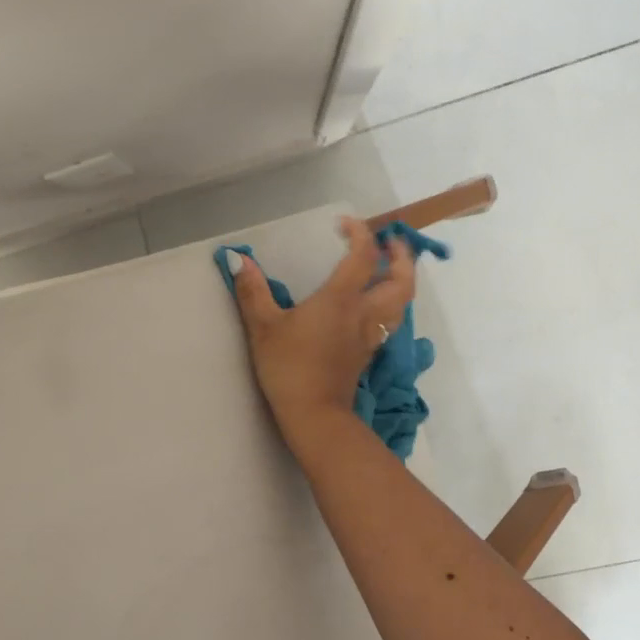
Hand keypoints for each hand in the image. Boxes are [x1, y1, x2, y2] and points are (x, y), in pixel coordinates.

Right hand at [227, 216, 416, 433]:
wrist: (313, 414)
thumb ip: (252, 291)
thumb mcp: (263, 328)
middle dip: (401, 257)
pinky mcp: (367, 357)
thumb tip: (238, 258)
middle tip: (391, 245)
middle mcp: (364, 313)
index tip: (344, 224)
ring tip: (389, 273)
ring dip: (402, 282)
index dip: (360, 233)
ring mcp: (370, 337)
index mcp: (341, 299)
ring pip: (402, 304)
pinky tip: (374, 309)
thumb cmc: (288, 368)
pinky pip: (389, 324)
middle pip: (401, 280)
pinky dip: (390, 308)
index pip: (363, 255)